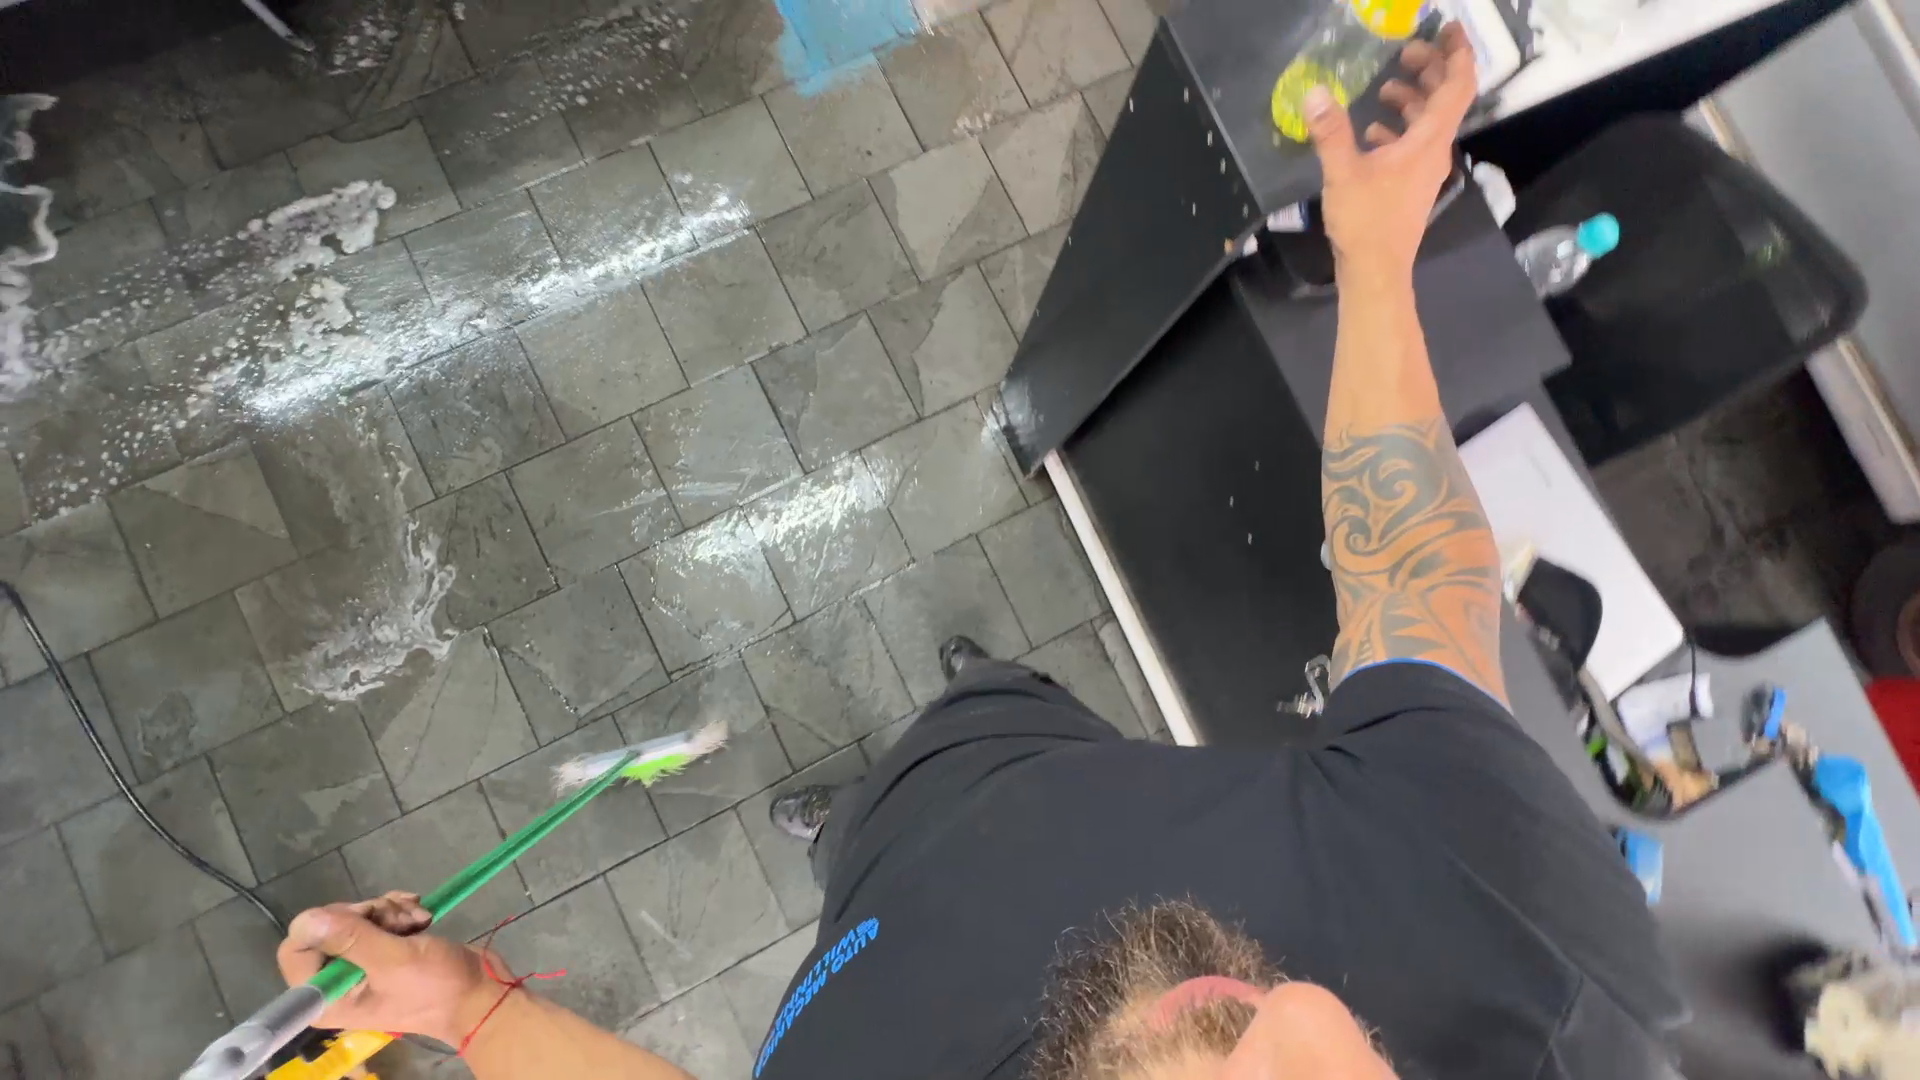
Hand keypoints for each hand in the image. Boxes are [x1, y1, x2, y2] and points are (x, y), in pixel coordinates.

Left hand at [276, 892, 497, 1044]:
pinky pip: (381, 919)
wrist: (478, 993)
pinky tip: (424, 915)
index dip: (330, 924)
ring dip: (392, 911)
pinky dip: (402, 911)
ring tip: (420, 919)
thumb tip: (304, 919)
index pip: (297, 948)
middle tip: (402, 920)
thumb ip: (351, 940)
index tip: (368, 916)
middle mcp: (336, 979)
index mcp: (324, 994)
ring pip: (360, 919)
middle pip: (331, 928)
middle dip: (370, 914)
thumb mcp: (394, 961)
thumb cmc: (434, 986)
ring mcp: (363, 964)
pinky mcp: (387, 950)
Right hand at [1307, 22, 1477, 284]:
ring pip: (1427, 124)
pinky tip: (1372, 133)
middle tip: (1404, 55)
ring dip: (1412, 101)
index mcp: (1428, 141)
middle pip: (1443, 100)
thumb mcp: (1343, 174)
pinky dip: (1397, 131)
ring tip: (1386, 88)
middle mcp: (1433, 152)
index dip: (1456, 51)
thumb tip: (1315, 94)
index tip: (1445, 29)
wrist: (1375, 270)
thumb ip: (1331, 133)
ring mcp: (1422, 172)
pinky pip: (1411, 147)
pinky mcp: (1408, 188)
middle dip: (1428, 72)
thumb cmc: (1366, 222)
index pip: (1457, 84)